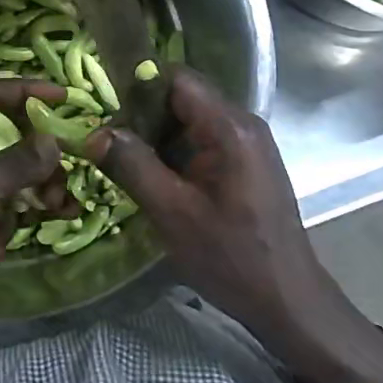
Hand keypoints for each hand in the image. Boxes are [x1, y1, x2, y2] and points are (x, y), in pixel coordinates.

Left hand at [0, 79, 66, 342]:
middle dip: (47, 138)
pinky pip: (35, 200)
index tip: (63, 95)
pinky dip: (53, 202)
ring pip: (31, 167)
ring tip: (58, 197)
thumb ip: (11, 165)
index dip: (25, 91)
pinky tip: (68, 211)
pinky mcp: (1, 221)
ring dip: (52, 175)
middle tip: (78, 149)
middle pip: (17, 130)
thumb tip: (55, 141)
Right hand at [82, 67, 382, 382]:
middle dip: (144, 115)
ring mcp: (248, 141)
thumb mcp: (172, 213)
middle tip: (112, 143)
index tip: (109, 113)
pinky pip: (203, 137)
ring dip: (158, 135)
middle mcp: (243, 122)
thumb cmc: (232, 257)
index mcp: (229, 127)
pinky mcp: (247, 161)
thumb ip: (132, 165)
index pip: (176, 78)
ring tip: (129, 161)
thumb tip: (93, 134)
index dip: (139, 88)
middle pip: (182, 96)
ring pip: (190, 118)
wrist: (289, 303)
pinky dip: (176, 149)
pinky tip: (158, 176)